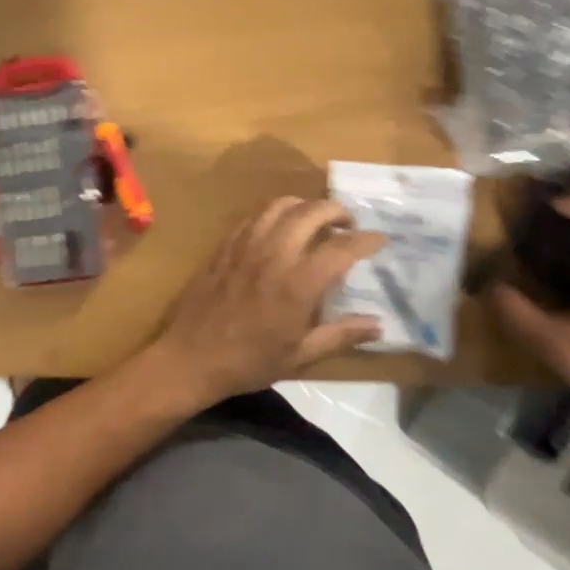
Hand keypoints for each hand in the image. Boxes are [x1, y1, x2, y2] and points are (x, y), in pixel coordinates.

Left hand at [151, 197, 385, 404]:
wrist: (190, 359)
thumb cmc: (247, 363)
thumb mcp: (300, 356)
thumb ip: (341, 336)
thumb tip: (378, 325)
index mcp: (298, 284)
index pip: (341, 247)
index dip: (366, 240)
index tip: (379, 240)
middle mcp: (273, 256)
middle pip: (311, 212)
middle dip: (337, 211)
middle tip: (347, 225)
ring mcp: (244, 248)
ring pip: (279, 206)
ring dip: (304, 206)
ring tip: (314, 220)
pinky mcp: (222, 249)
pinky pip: (251, 218)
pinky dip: (272, 215)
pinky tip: (278, 230)